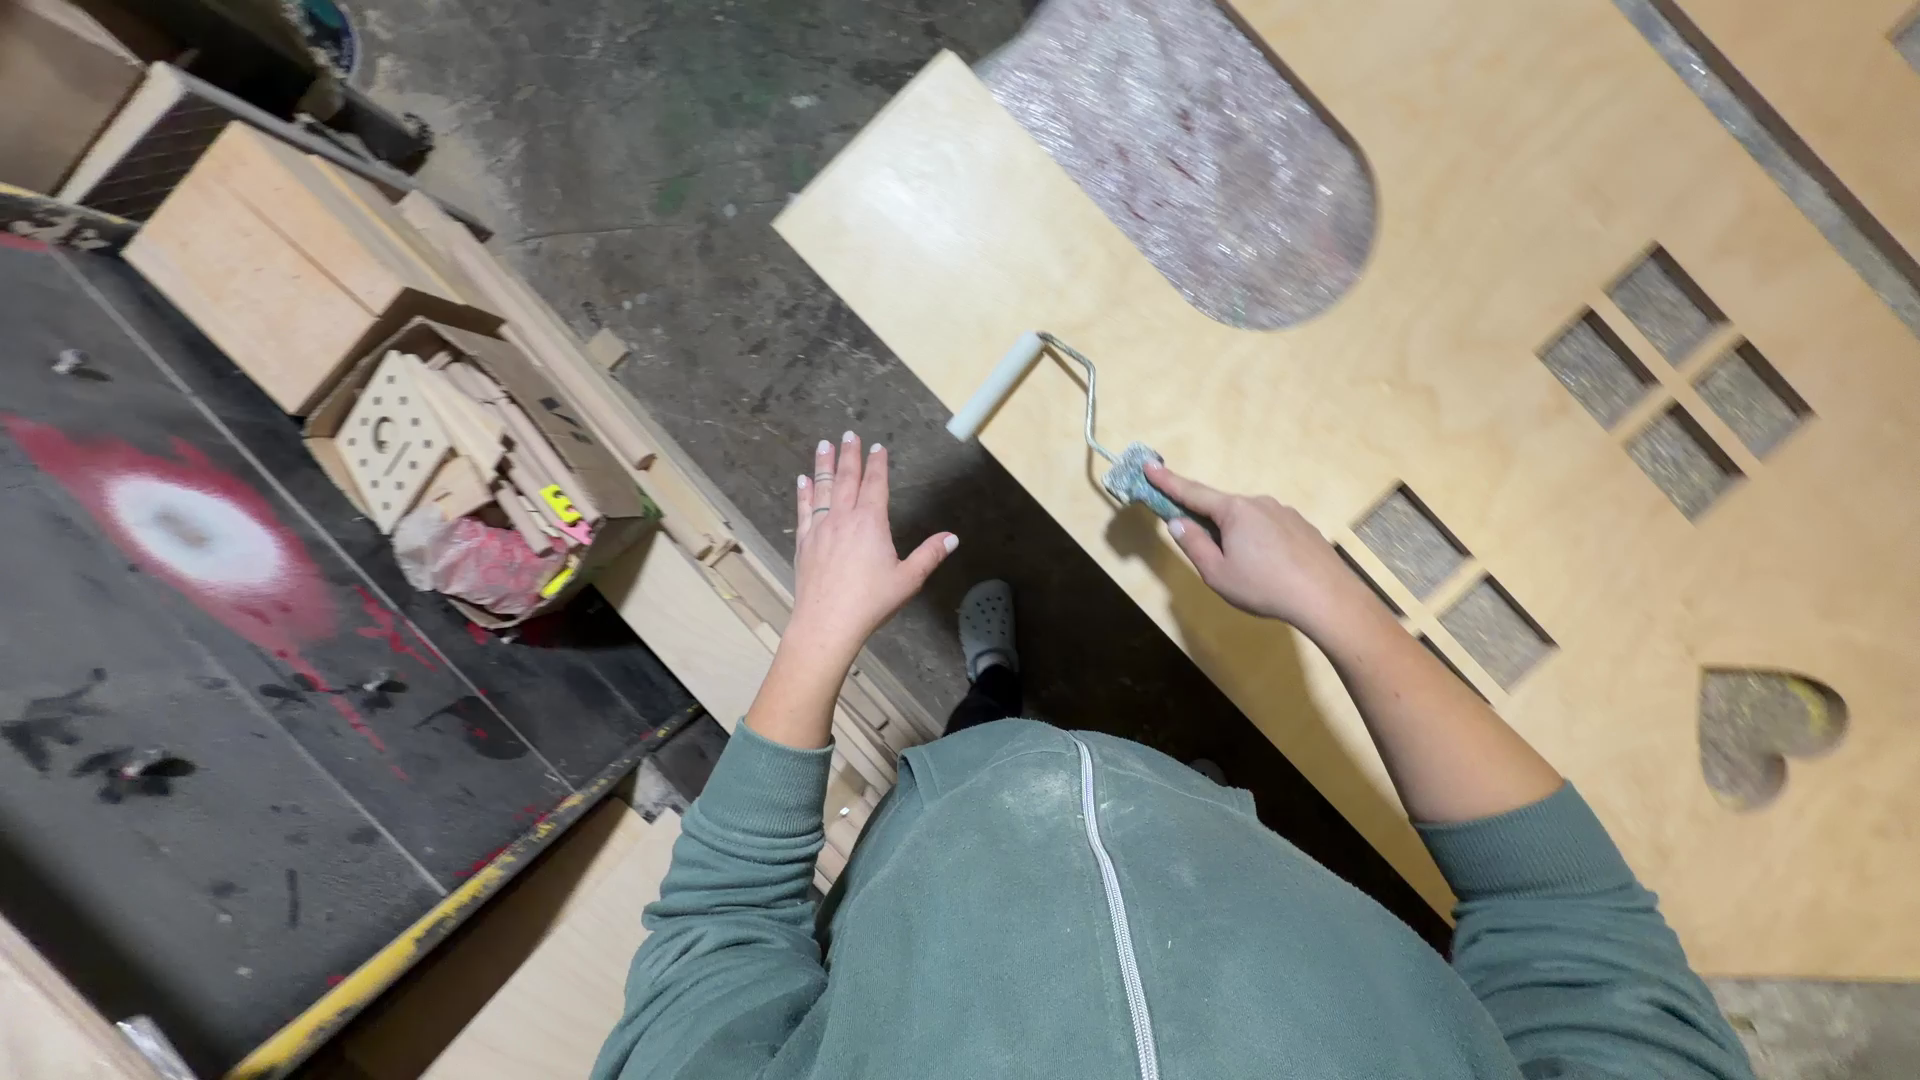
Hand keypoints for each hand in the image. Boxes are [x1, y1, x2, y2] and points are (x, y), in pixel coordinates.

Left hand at [789, 431, 956, 663]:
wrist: (827, 622)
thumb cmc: (871, 601)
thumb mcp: (908, 579)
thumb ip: (929, 555)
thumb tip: (952, 538)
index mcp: (871, 522)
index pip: (875, 485)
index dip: (878, 464)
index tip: (878, 447)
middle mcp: (844, 518)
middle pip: (847, 479)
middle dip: (849, 455)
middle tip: (849, 434)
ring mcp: (820, 528)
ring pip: (822, 488)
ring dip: (824, 465)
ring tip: (824, 445)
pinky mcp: (804, 542)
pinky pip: (804, 510)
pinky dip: (804, 492)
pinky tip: (803, 481)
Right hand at [1145, 462, 1368, 633]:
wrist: (1326, 597)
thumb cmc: (1263, 586)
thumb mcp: (1217, 572)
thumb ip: (1193, 544)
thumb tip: (1177, 522)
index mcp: (1234, 511)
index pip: (1192, 492)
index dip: (1167, 481)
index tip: (1148, 465)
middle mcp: (1259, 503)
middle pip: (1222, 509)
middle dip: (1208, 525)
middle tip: (1208, 555)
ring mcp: (1284, 513)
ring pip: (1247, 520)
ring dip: (1236, 537)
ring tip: (1246, 571)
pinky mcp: (1302, 527)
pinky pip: (1269, 529)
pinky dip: (1259, 543)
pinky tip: (1269, 569)